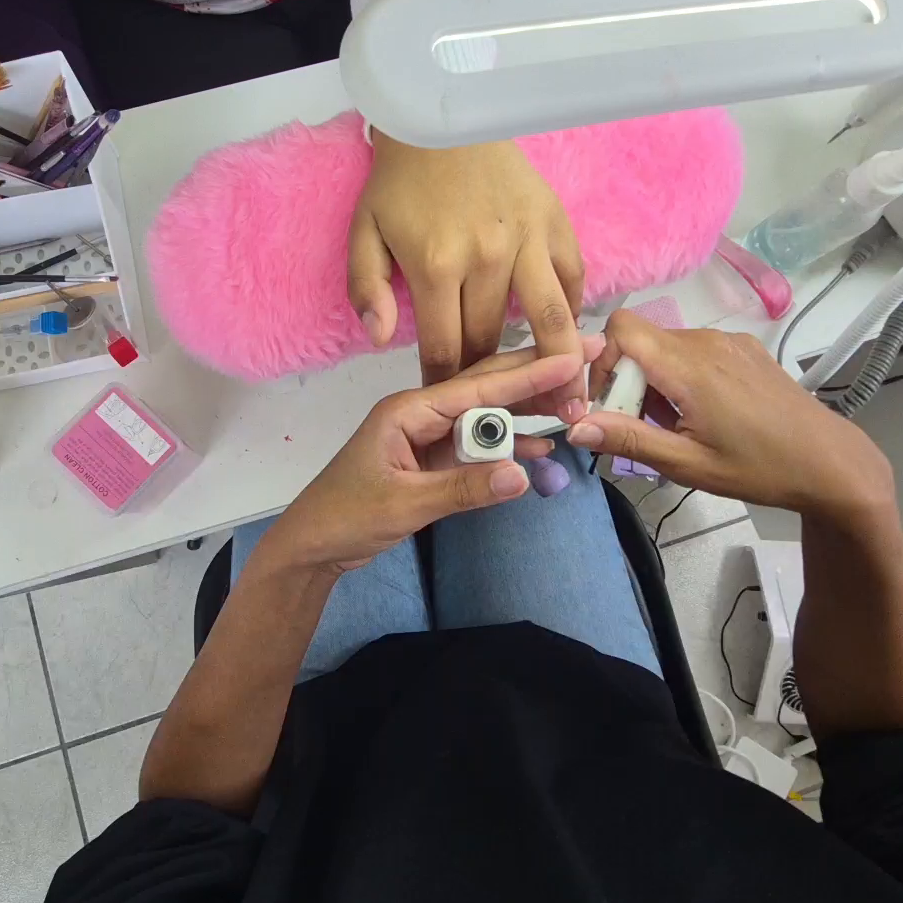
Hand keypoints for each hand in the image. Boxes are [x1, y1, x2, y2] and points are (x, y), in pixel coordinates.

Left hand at [260, 343, 594, 573]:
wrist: (314, 544)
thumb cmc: (347, 517)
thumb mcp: (405, 504)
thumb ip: (463, 489)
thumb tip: (523, 474)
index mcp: (410, 410)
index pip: (478, 387)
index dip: (527, 374)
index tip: (572, 358)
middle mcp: (423, 412)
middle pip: (487, 390)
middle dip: (537, 377)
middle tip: (589, 358)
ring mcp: (429, 434)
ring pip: (488, 414)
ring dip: (529, 410)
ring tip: (578, 400)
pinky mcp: (433, 457)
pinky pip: (479, 444)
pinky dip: (509, 444)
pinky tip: (543, 446)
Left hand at [350, 132, 585, 407]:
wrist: (442, 117)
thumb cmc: (399, 182)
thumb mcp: (364, 231)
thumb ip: (366, 288)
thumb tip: (379, 341)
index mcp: (436, 266)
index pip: (444, 348)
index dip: (444, 384)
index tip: (452, 410)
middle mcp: (487, 259)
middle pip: (493, 342)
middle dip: (496, 384)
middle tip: (509, 413)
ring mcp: (528, 241)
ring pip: (550, 320)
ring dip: (558, 366)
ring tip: (571, 402)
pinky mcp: (556, 223)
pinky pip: (573, 279)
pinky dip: (573, 311)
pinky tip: (572, 336)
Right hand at [566, 311, 894, 523]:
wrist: (832, 463)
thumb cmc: (759, 468)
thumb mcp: (687, 464)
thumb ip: (628, 440)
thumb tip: (576, 427)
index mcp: (690, 366)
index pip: (621, 328)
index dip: (602, 359)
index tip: (608, 401)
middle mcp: (707, 341)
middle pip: (640, 341)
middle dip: (627, 380)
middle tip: (643, 425)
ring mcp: (729, 342)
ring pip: (664, 346)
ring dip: (654, 380)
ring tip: (677, 424)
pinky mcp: (744, 348)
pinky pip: (692, 350)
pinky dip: (680, 375)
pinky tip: (703, 412)